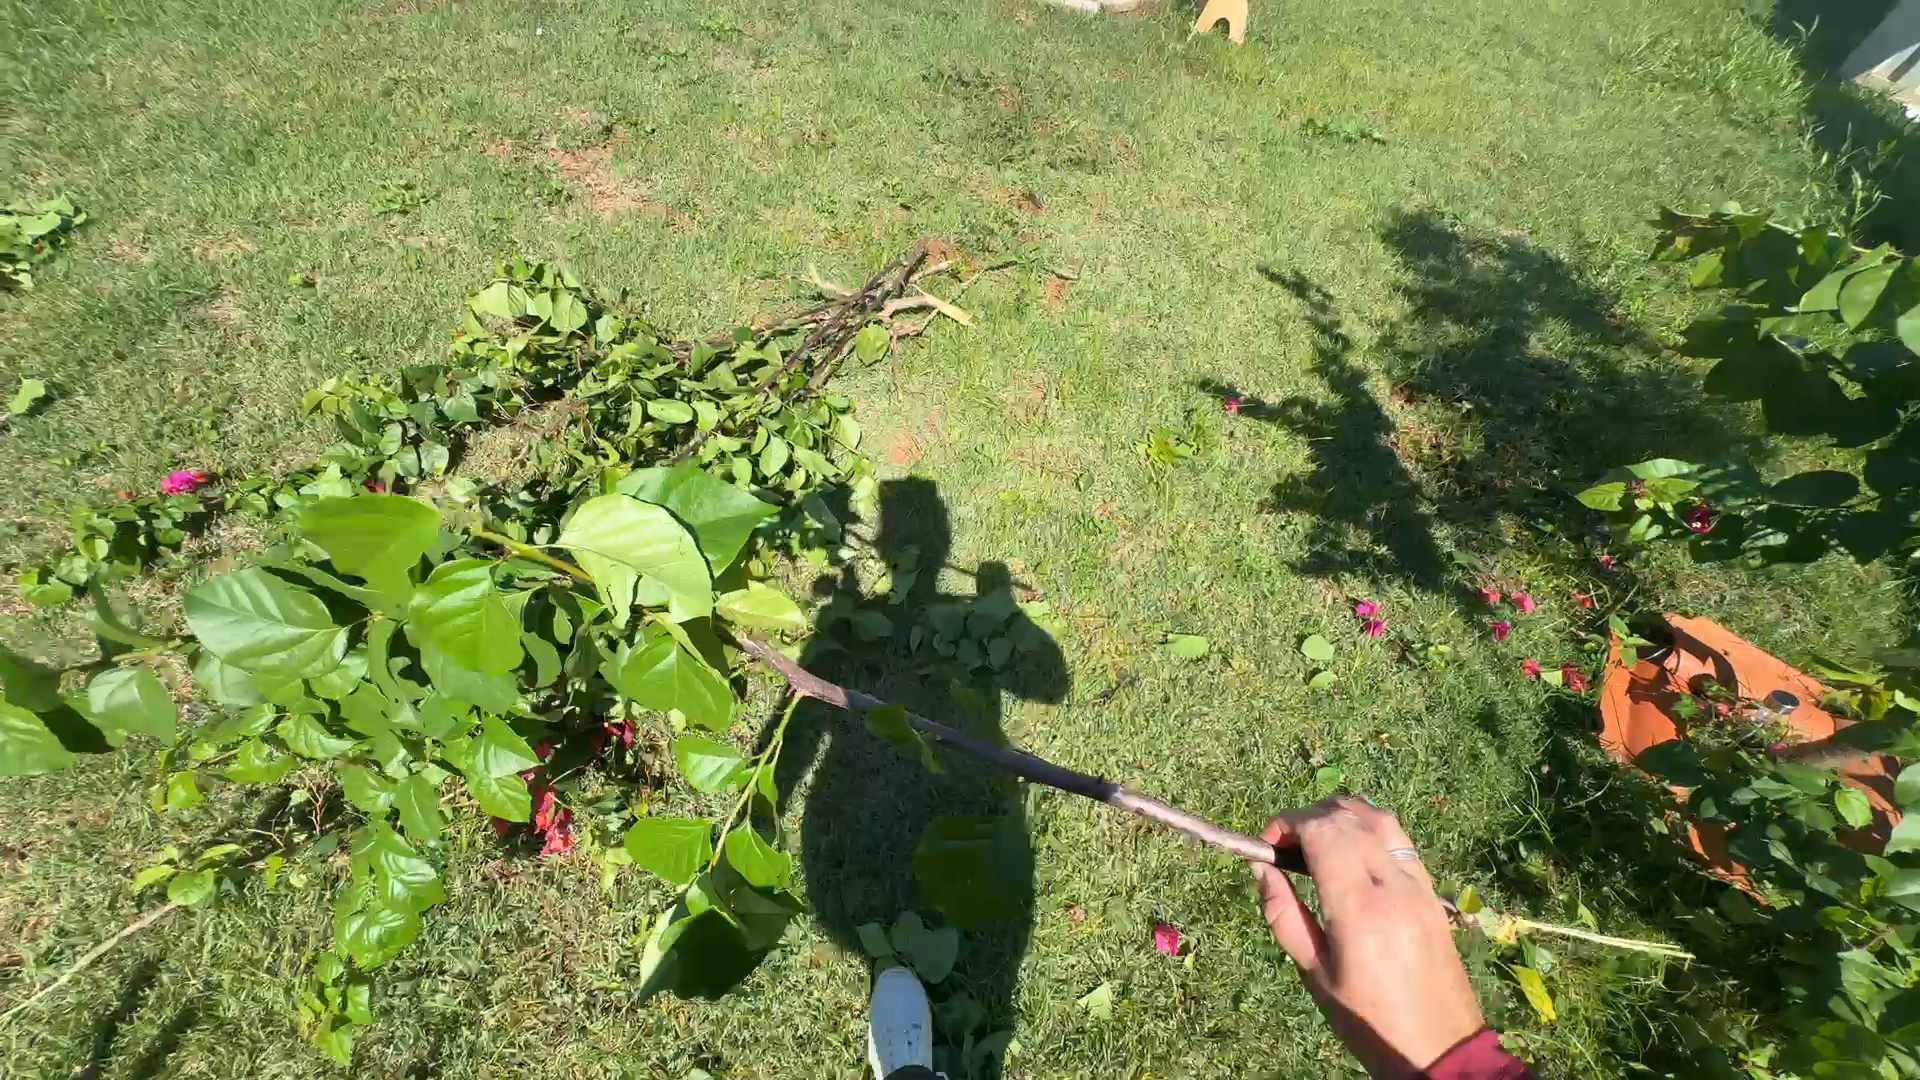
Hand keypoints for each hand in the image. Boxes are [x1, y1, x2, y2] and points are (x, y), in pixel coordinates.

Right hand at [1254, 798, 1484, 1078]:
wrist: (1442, 1052)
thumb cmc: (1367, 1018)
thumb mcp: (1313, 970)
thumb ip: (1283, 912)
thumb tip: (1260, 867)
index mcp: (1359, 908)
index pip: (1322, 830)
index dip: (1288, 823)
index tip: (1269, 844)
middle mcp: (1392, 886)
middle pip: (1345, 817)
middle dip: (1306, 817)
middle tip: (1286, 845)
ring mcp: (1418, 885)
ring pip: (1376, 816)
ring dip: (1338, 813)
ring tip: (1316, 837)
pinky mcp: (1432, 892)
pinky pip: (1398, 836)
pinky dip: (1367, 826)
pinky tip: (1350, 845)